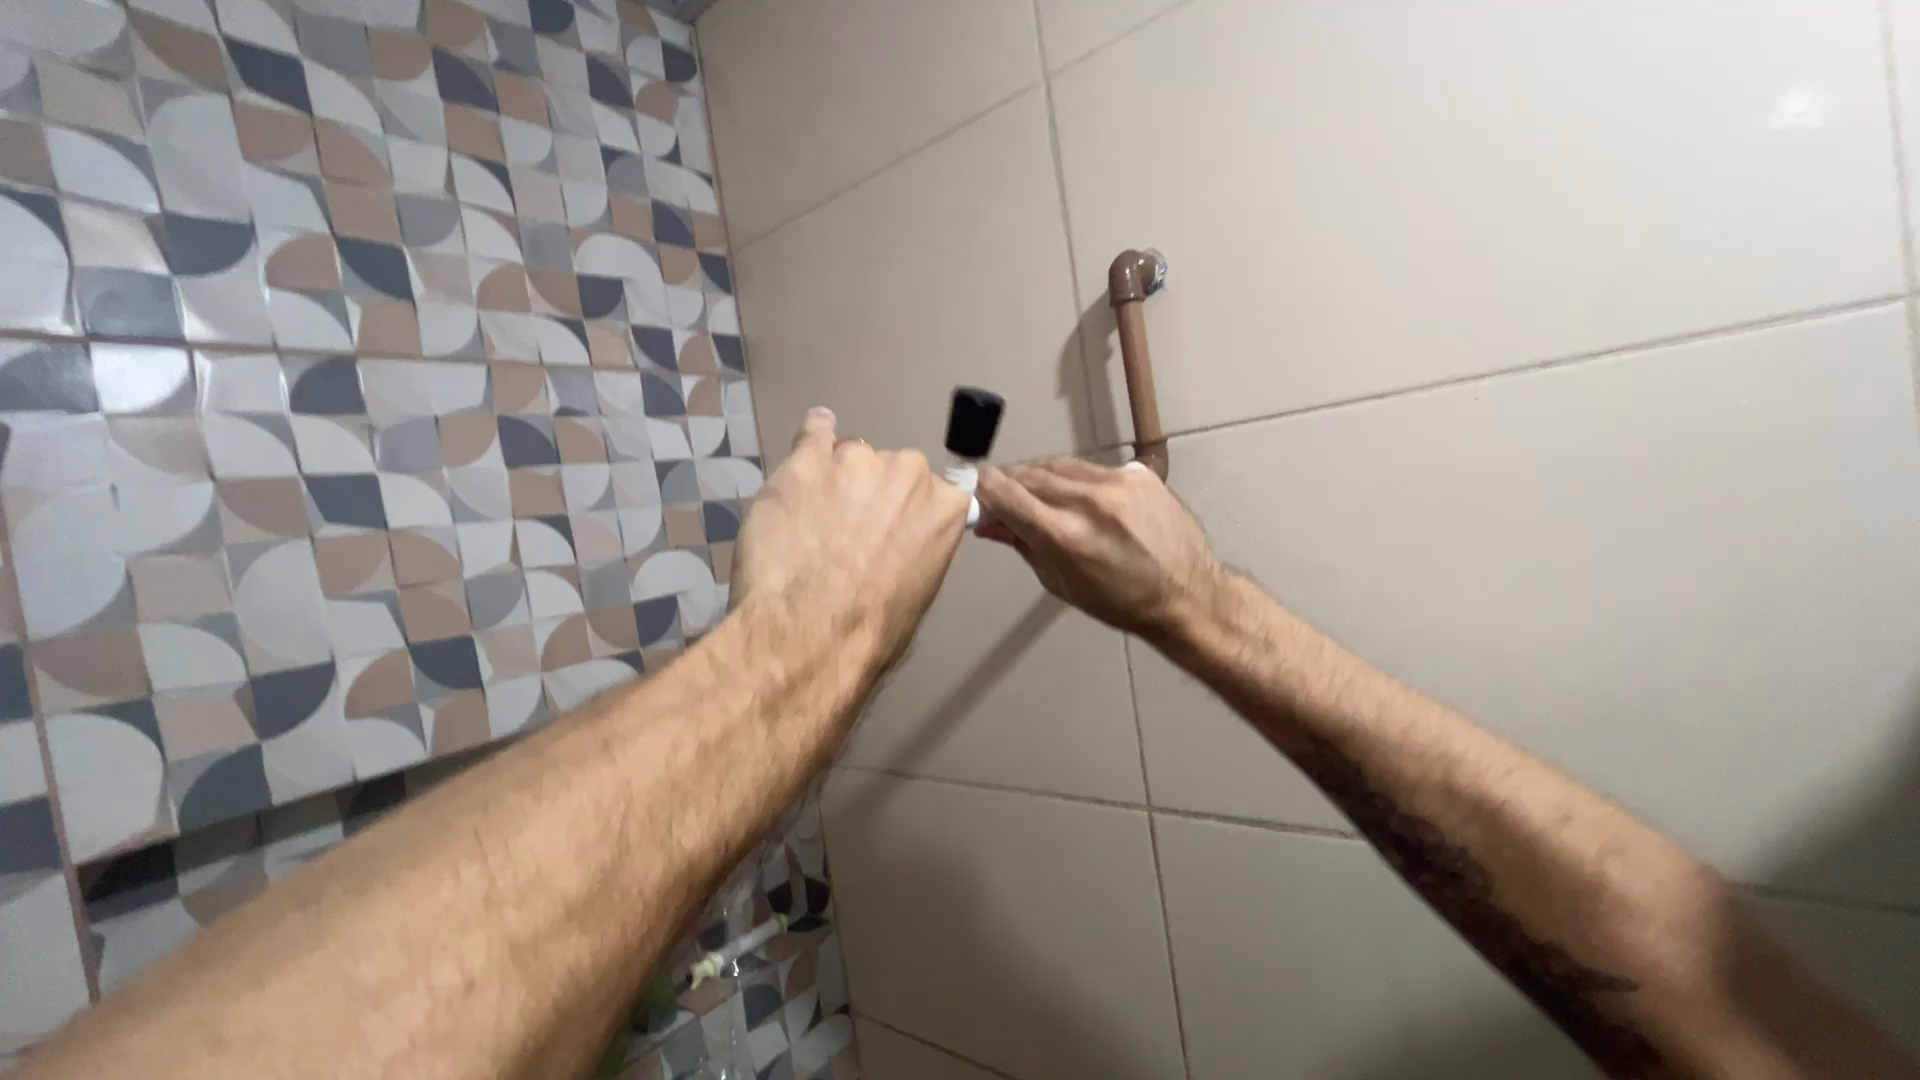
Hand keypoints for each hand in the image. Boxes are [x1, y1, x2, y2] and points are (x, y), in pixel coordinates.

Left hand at [733, 408, 970, 667]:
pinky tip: (811, 444)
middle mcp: (908, 471)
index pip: (936, 493)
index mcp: (945, 506)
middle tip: (851, 531)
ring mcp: (856, 460)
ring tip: (815, 517)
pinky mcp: (807, 460)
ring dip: (840, 480)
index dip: (910, 513)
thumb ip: (918, 549)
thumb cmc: (872, 630)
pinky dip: (813, 439)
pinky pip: (814, 433)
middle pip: (893, 471)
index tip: (892, 531)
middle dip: (875, 495)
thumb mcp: (919, 592)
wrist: (807, 632)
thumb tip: (902, 545)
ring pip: (851, 457)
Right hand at [975, 459, 1220, 639]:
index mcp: (1064, 535)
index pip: (1006, 493)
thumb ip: (1023, 546)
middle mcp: (1088, 501)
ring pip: (1058, 465)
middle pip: (1028, 474)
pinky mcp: (1137, 474)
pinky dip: (1076, 480)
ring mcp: (1116, 483)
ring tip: (1038, 495)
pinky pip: (1090, 468)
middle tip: (1001, 495)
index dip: (984, 489)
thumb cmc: (1118, 601)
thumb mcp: (1060, 583)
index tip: (975, 490)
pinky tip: (1081, 498)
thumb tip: (988, 524)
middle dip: (1009, 482)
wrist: (1186, 593)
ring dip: (1040, 478)